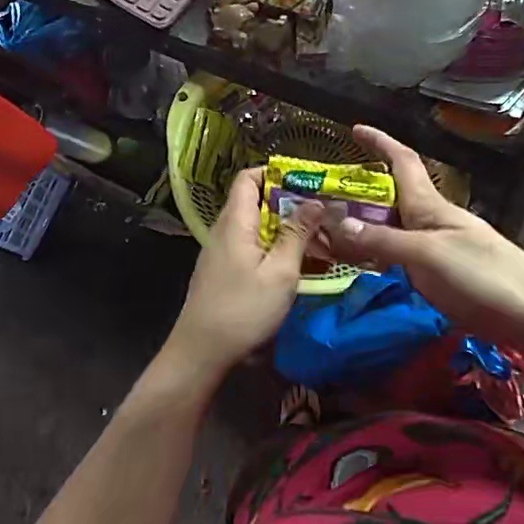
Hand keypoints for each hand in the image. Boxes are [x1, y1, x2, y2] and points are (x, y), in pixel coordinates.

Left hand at [165, 167, 327, 372]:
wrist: (202, 350)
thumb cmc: (243, 309)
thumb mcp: (280, 272)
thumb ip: (297, 234)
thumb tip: (315, 201)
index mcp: (235, 222)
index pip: (248, 177)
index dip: (277, 173)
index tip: (309, 182)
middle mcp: (223, 230)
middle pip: (253, 201)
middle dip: (288, 202)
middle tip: (322, 213)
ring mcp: (219, 252)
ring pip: (253, 226)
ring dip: (282, 228)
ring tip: (315, 237)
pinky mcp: (221, 272)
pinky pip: (248, 246)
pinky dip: (270, 247)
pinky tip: (292, 263)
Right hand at [323, 126, 523, 345]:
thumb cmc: (486, 277)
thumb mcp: (429, 255)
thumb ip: (383, 240)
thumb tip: (335, 223)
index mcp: (431, 207)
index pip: (402, 163)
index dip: (380, 143)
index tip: (356, 129)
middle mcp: (430, 224)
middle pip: (388, 200)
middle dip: (356, 195)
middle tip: (319, 202)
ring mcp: (435, 251)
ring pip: (389, 231)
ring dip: (360, 228)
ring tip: (326, 234)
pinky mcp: (438, 278)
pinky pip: (396, 258)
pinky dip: (373, 257)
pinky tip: (358, 267)